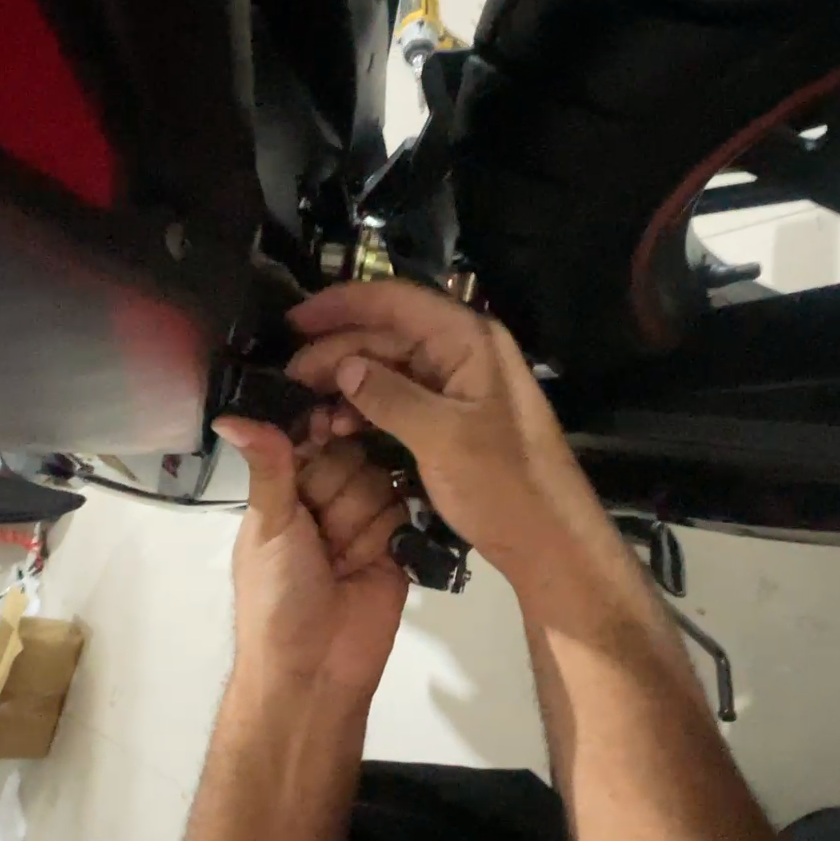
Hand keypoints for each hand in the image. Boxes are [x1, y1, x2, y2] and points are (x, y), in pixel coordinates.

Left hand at [214, 416, 410, 701]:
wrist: (317, 668)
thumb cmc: (278, 595)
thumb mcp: (268, 524)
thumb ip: (269, 464)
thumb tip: (226, 416)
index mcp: (288, 486)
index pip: (316, 434)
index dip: (326, 428)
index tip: (333, 426)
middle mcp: (328, 495)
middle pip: (355, 452)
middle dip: (340, 491)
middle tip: (321, 534)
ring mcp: (365, 518)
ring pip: (382, 480)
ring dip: (360, 522)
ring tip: (341, 561)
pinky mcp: (397, 542)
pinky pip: (405, 510)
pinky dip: (386, 533)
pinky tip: (371, 559)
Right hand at [284, 281, 613, 583]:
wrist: (549, 539)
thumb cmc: (505, 485)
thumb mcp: (443, 438)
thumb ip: (390, 397)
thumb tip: (342, 367)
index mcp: (468, 340)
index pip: (396, 302)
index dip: (341, 305)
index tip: (294, 320)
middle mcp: (462, 352)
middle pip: (387, 334)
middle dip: (337, 351)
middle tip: (290, 377)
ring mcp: (457, 384)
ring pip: (389, 367)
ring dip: (348, 383)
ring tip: (307, 405)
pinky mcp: (450, 416)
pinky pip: (400, 398)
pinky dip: (367, 408)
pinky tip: (338, 426)